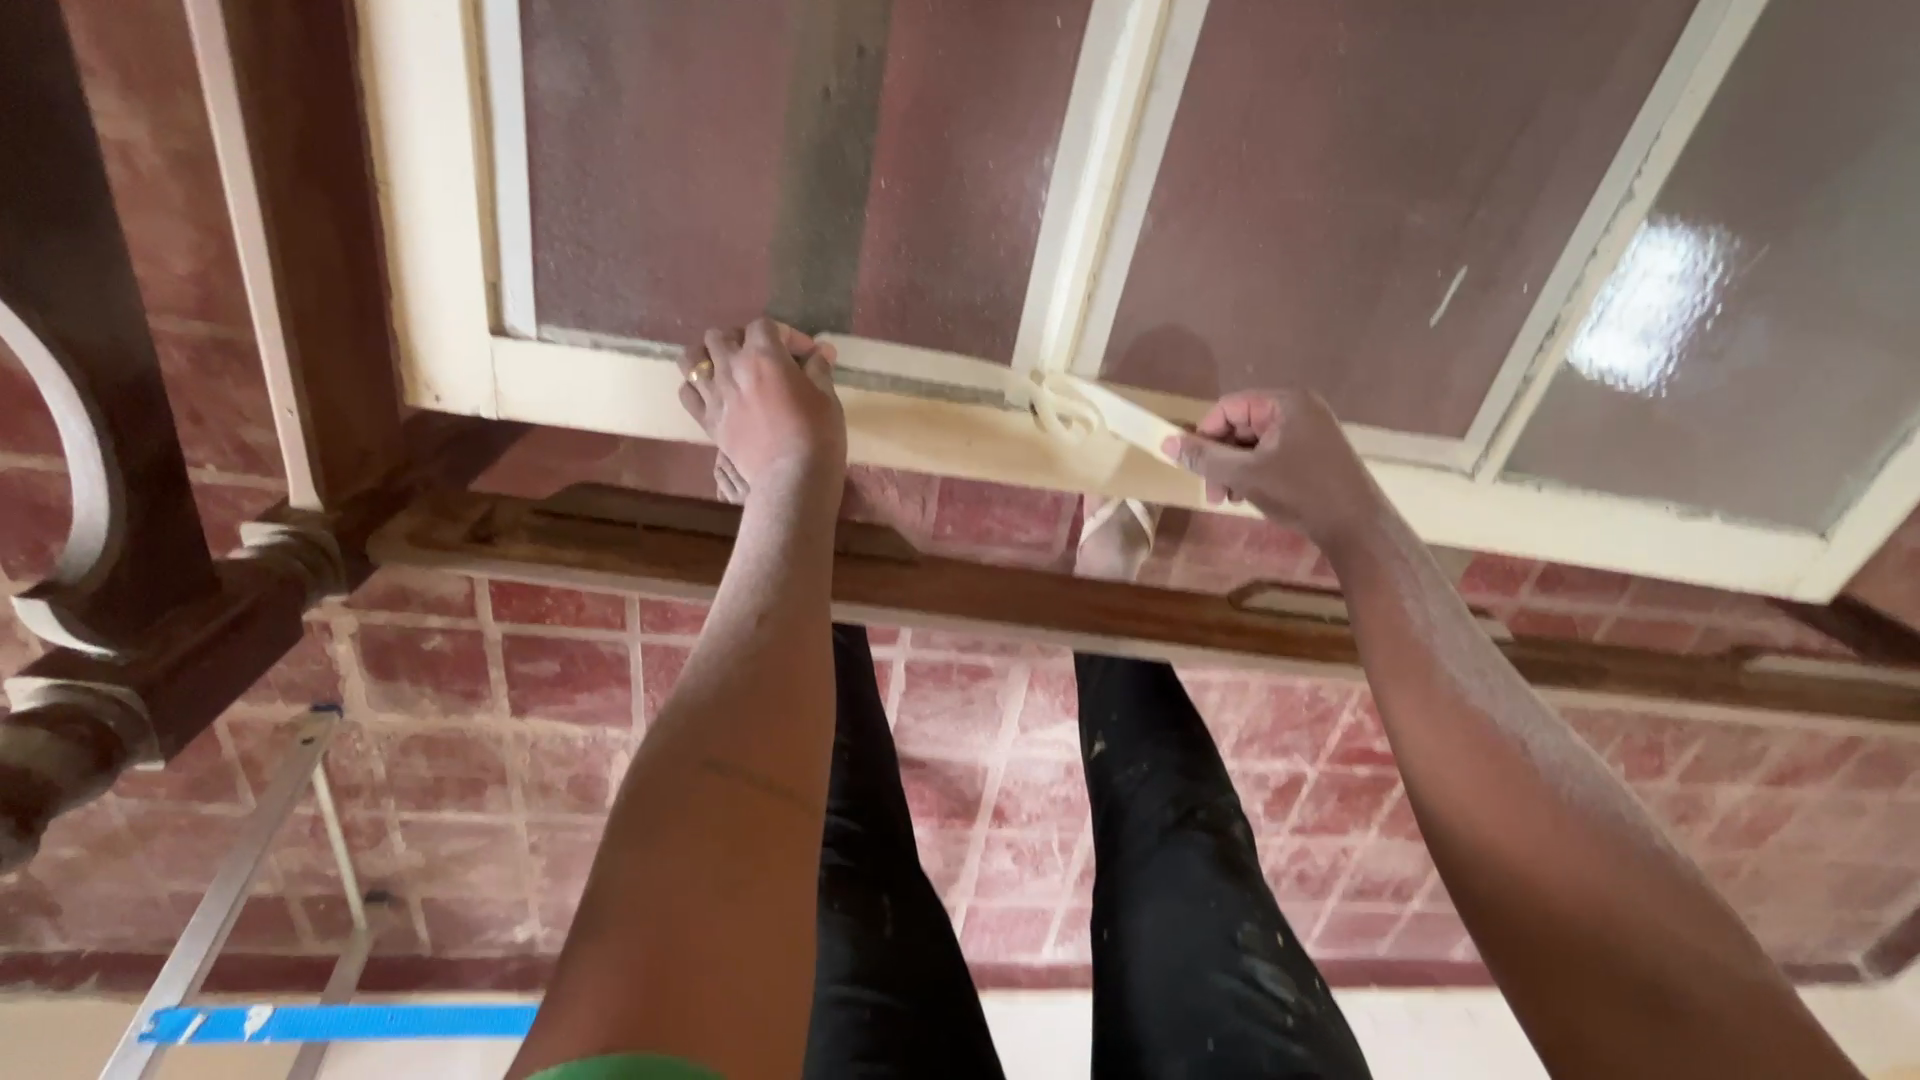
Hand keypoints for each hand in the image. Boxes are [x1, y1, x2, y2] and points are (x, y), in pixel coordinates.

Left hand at [678, 318, 845, 491]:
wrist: (793, 477)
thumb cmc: (818, 434)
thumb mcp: (826, 396)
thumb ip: (818, 368)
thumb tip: (821, 352)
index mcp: (763, 356)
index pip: (765, 326)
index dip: (787, 334)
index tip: (806, 354)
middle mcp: (731, 368)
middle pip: (720, 335)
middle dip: (742, 340)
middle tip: (762, 358)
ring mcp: (714, 395)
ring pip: (691, 358)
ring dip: (707, 356)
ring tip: (725, 368)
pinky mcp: (707, 421)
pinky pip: (686, 393)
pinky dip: (696, 388)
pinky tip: (713, 393)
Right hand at [1160, 389, 1380, 539]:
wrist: (1356, 527)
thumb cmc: (1300, 492)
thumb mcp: (1245, 475)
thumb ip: (1204, 457)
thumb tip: (1166, 443)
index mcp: (1286, 403)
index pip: (1229, 407)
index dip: (1205, 433)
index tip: (1193, 464)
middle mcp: (1299, 410)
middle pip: (1240, 425)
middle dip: (1220, 458)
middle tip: (1211, 492)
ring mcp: (1309, 432)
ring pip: (1253, 444)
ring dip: (1233, 470)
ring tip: (1228, 499)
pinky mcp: (1313, 454)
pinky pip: (1271, 455)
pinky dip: (1253, 474)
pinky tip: (1247, 497)